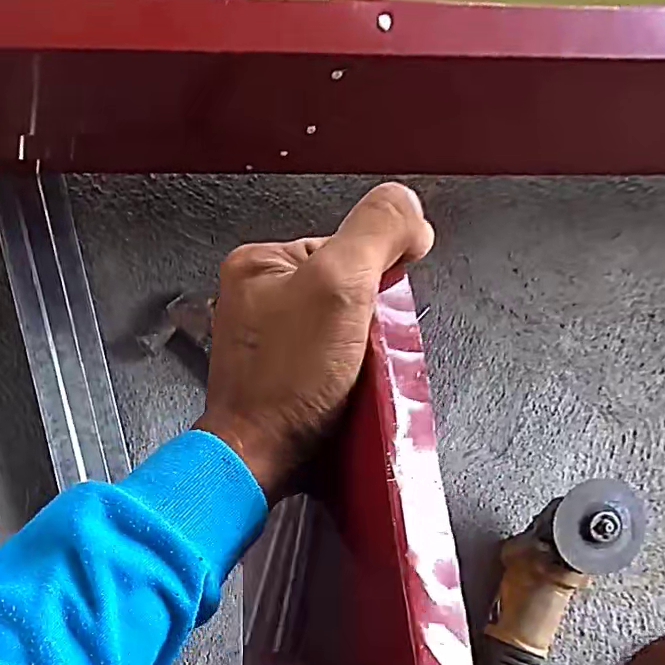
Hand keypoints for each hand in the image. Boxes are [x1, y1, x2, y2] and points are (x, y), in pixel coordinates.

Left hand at [194, 181, 434, 497]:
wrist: (261, 456)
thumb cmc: (284, 382)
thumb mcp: (340, 286)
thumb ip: (377, 232)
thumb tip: (408, 208)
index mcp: (259, 264)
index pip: (343, 245)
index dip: (373, 276)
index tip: (372, 309)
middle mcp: (256, 299)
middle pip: (344, 288)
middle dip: (367, 318)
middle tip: (362, 346)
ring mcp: (266, 342)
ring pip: (340, 328)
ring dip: (361, 348)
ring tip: (353, 373)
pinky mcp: (279, 377)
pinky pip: (329, 360)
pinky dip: (346, 372)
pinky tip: (344, 389)